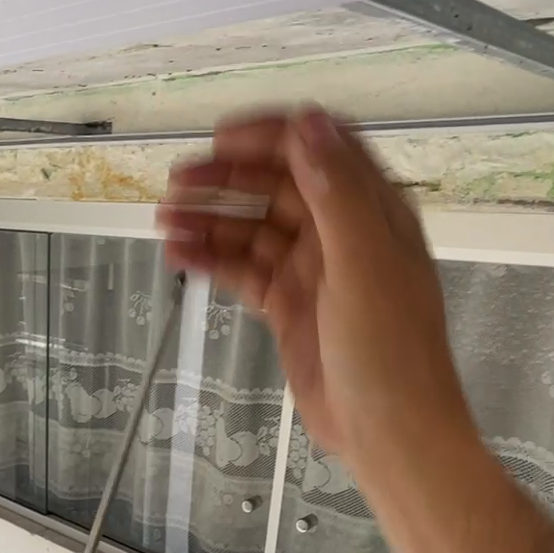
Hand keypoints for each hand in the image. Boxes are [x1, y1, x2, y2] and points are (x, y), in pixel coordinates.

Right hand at [159, 107, 553, 552]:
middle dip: (226, 180)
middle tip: (176, 185)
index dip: (269, 136)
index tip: (218, 139)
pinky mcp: (287, 306)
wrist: (388, 431)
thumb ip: (336, 192)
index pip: (316, 149)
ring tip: (165, 221)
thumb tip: (307, 121)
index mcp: (370, 210)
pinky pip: (243, 271)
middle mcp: (339, 232)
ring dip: (210, 221)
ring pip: (252, 230)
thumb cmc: (388, 351)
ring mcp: (310, 271)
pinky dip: (212, 260)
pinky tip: (180, 256)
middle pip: (275, 187)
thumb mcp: (365, 265)